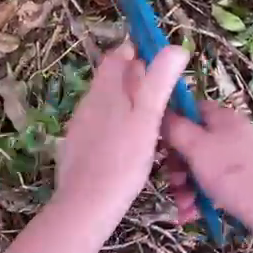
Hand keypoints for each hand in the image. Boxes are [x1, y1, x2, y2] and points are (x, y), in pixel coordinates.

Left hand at [56, 44, 189, 224]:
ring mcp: (79, 127)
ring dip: (124, 105)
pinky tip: (127, 146)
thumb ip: (158, 82)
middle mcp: (87, 103)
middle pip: (110, 81)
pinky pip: (98, 128)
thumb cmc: (123, 160)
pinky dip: (115, 127)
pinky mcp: (77, 148)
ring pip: (104, 105)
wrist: (87, 204)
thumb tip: (175, 48)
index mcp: (104, 91)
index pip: (116, 57)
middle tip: (159, 94)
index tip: (157, 64)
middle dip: (132, 81)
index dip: (135, 54)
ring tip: (148, 121)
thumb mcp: (147, 118)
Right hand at [163, 102, 252, 226]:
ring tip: (183, 206)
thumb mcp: (194, 146)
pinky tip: (192, 213)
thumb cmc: (229, 171)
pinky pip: (216, 183)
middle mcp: (233, 133)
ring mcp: (241, 157)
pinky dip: (201, 197)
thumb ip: (174, 127)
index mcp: (223, 117)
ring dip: (186, 186)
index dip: (173, 124)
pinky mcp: (246, 180)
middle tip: (174, 182)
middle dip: (177, 166)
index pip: (192, 109)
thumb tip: (161, 113)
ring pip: (202, 167)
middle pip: (194, 142)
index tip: (161, 144)